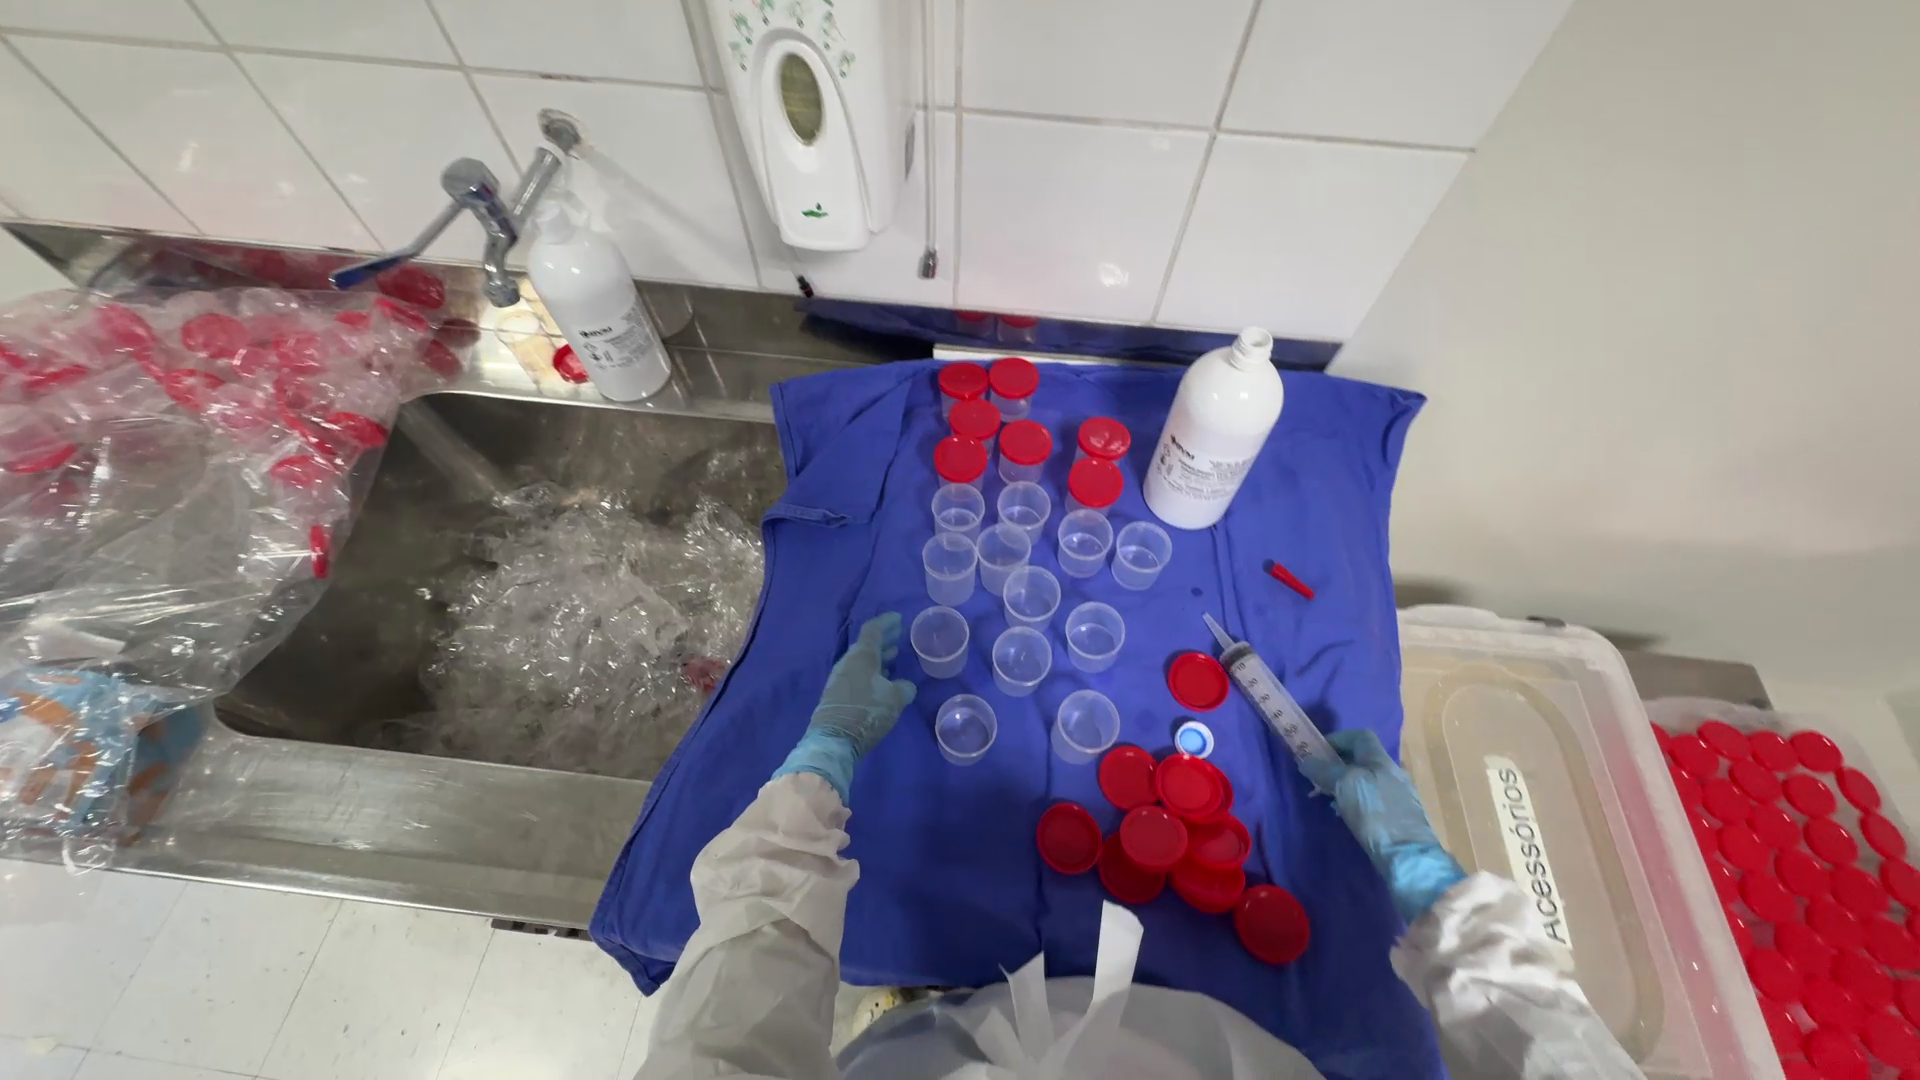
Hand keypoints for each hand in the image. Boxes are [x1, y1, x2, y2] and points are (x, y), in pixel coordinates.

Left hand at [808, 613, 917, 755]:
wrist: (834, 739)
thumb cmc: (867, 711)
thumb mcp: (895, 699)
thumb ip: (904, 688)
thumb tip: (904, 686)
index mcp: (861, 656)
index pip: (873, 630)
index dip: (886, 622)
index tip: (898, 619)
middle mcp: (848, 663)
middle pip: (866, 645)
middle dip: (883, 640)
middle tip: (898, 637)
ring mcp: (839, 679)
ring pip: (861, 661)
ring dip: (877, 658)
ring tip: (892, 657)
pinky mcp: (836, 694)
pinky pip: (857, 675)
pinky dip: (871, 672)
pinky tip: (881, 681)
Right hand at [1300, 728, 1466, 923]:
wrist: (1407, 856)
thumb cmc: (1374, 812)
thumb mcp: (1343, 784)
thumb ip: (1323, 769)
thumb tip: (1305, 761)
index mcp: (1381, 760)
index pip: (1359, 736)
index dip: (1336, 738)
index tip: (1316, 752)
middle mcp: (1391, 773)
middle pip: (1359, 759)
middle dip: (1334, 765)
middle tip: (1316, 778)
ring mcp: (1397, 795)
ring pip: (1363, 780)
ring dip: (1341, 784)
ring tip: (1326, 798)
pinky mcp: (1396, 816)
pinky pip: (1370, 799)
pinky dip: (1353, 800)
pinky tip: (1344, 814)